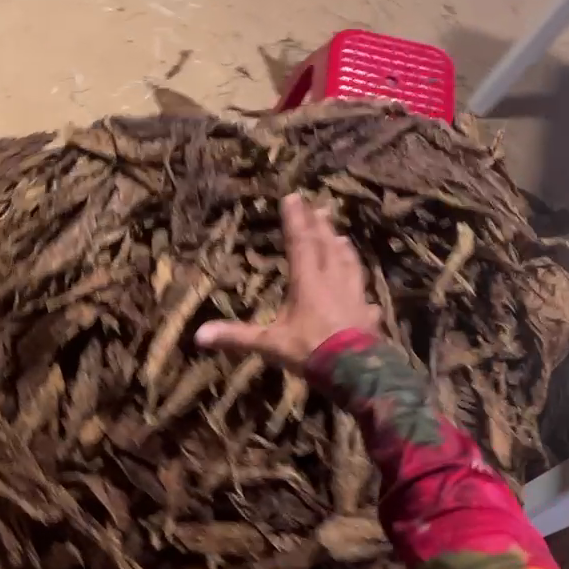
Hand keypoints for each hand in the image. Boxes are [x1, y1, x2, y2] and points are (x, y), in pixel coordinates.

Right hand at [195, 193, 385, 371]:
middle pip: (327, 248)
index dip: (295, 221)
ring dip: (343, 250)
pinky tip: (370, 299)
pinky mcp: (368, 316)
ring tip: (342, 237)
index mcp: (307, 283)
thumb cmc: (309, 351)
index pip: (300, 244)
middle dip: (320, 227)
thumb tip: (198, 335)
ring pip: (349, 266)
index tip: (293, 197)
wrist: (355, 371)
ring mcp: (354, 298)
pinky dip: (364, 295)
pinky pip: (366, 300)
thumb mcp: (268, 344)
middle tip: (319, 207)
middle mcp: (333, 283)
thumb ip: (236, 337)